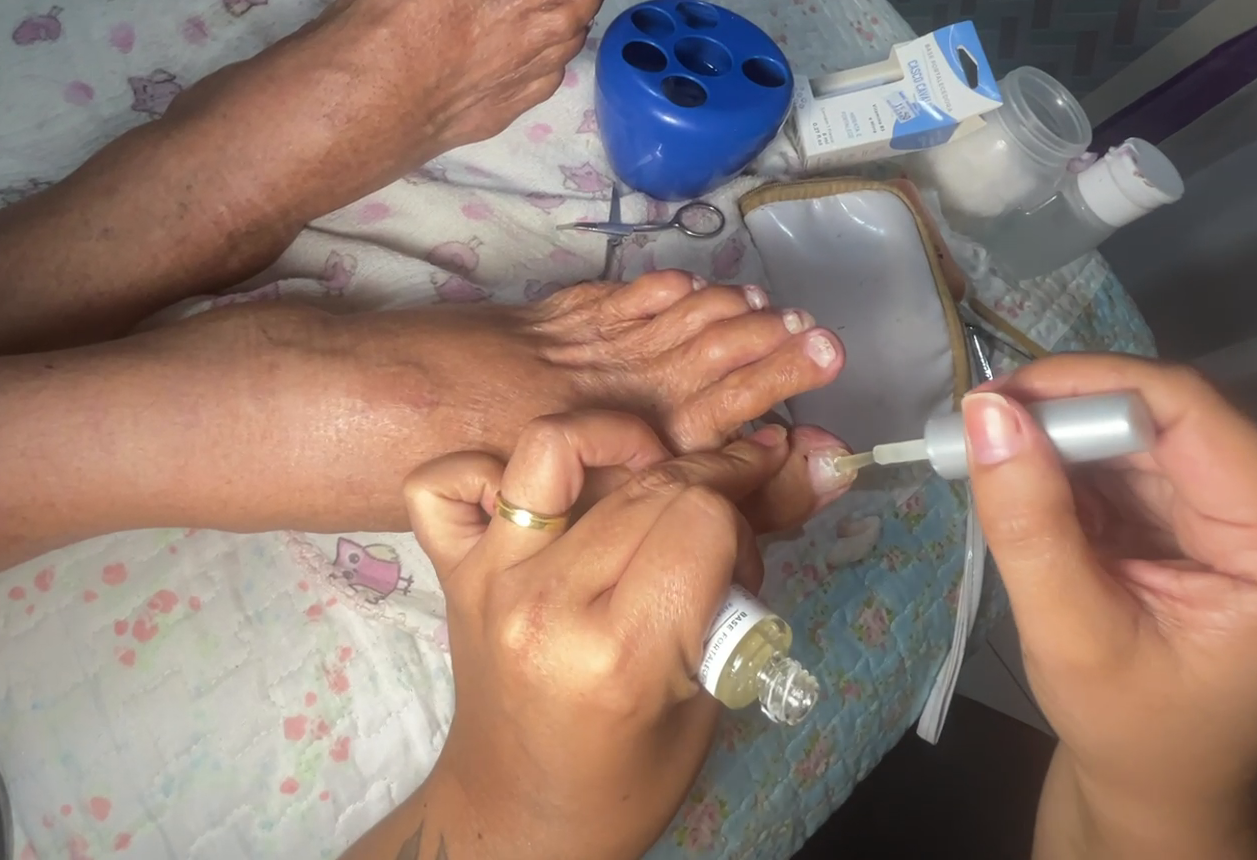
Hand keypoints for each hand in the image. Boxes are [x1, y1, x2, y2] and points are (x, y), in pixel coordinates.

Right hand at [317, 0, 625, 157]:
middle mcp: (528, 39)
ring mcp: (509, 83)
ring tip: (583, 11)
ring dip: (576, 26)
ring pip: (558, 51)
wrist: (372, 97)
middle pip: (573, 8)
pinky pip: (533, 91)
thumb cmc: (408, 3)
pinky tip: (544, 69)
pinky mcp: (488, 114)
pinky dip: (548, 73)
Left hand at [342, 412, 792, 859]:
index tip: (746, 532)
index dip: (740, 509)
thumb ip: (750, 577)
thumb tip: (813, 461)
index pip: (701, 517)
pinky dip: (486, 471)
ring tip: (638, 471)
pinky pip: (444, 482)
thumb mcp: (708, 691)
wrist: (519, 816)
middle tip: (717, 512)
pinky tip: (535, 499)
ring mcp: (488, 578)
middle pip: (648, 481)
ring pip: (553, 448)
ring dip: (612, 440)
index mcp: (618, 652)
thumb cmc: (628, 775)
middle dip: (704, 478)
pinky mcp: (451, 569)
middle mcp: (545, 602)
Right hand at [962, 355, 1256, 858]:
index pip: (1192, 413)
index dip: (1084, 386)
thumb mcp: (1066, 631)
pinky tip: (1033, 492)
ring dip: (1058, 440)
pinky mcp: (1224, 505)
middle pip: (1165, 414)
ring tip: (993, 471)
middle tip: (975, 437)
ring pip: (1140, 424)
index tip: (991, 402)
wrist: (1159, 772)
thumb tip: (985, 409)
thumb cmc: (1129, 724)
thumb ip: (1027, 520)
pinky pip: (1134, 449)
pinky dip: (1070, 462)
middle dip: (1061, 418)